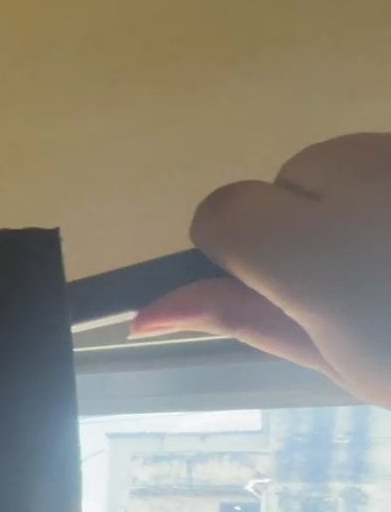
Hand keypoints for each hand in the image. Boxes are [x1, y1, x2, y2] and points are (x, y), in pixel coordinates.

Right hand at [132, 133, 390, 407]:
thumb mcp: (337, 360)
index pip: (224, 208)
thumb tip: (143, 316)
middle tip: (358, 268)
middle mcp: (378, 186)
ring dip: (381, 190)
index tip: (269, 278)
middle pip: (306, 164)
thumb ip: (242, 318)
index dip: (234, 243)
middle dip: (314, 206)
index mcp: (314, 249)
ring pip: (379, 151)